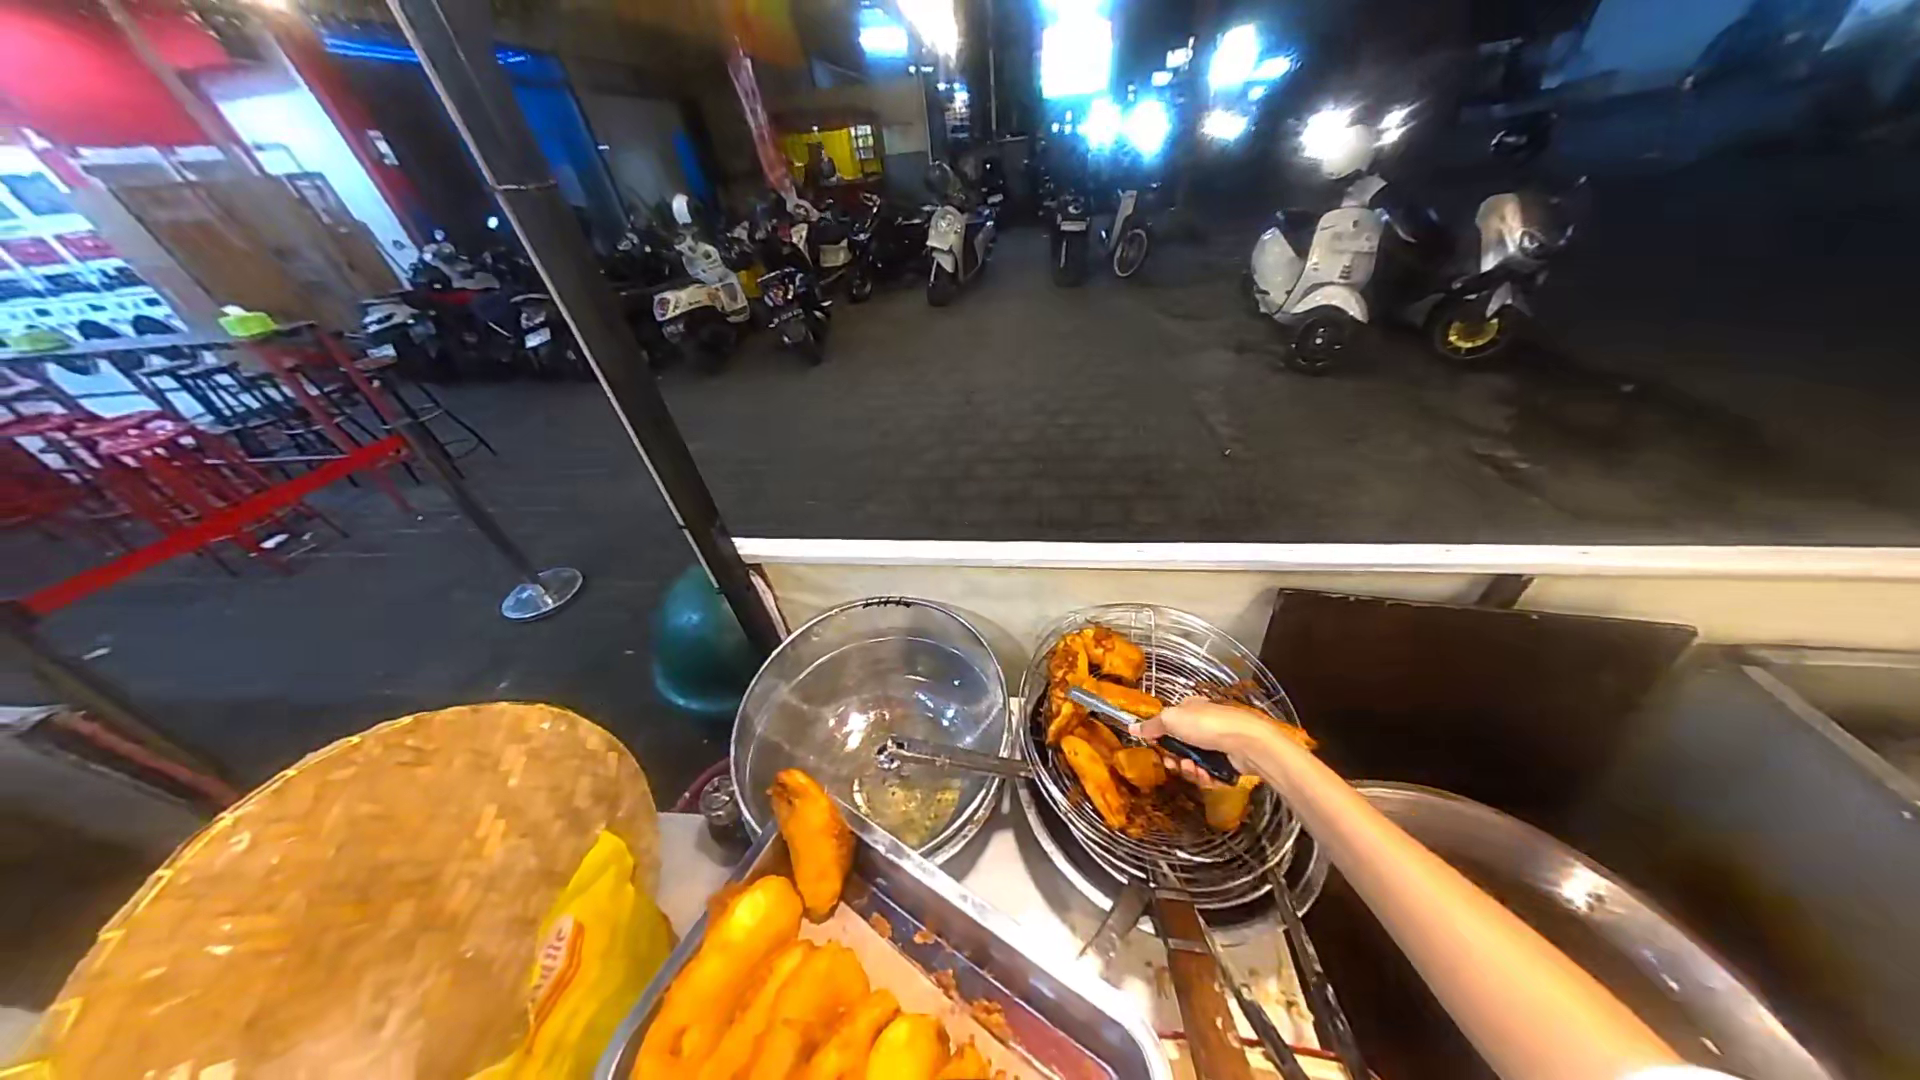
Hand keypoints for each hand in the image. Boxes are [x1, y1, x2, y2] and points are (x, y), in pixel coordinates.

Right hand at [1130, 697, 1274, 785]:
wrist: (1246, 742)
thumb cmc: (1206, 724)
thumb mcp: (1171, 720)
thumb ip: (1151, 726)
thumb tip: (1131, 727)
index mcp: (1190, 710)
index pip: (1169, 724)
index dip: (1160, 739)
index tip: (1157, 749)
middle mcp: (1204, 725)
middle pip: (1180, 747)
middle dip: (1175, 759)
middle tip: (1175, 764)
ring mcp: (1218, 744)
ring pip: (1194, 763)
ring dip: (1190, 770)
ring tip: (1195, 769)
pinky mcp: (1229, 762)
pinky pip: (1210, 774)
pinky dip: (1206, 777)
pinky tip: (1207, 774)